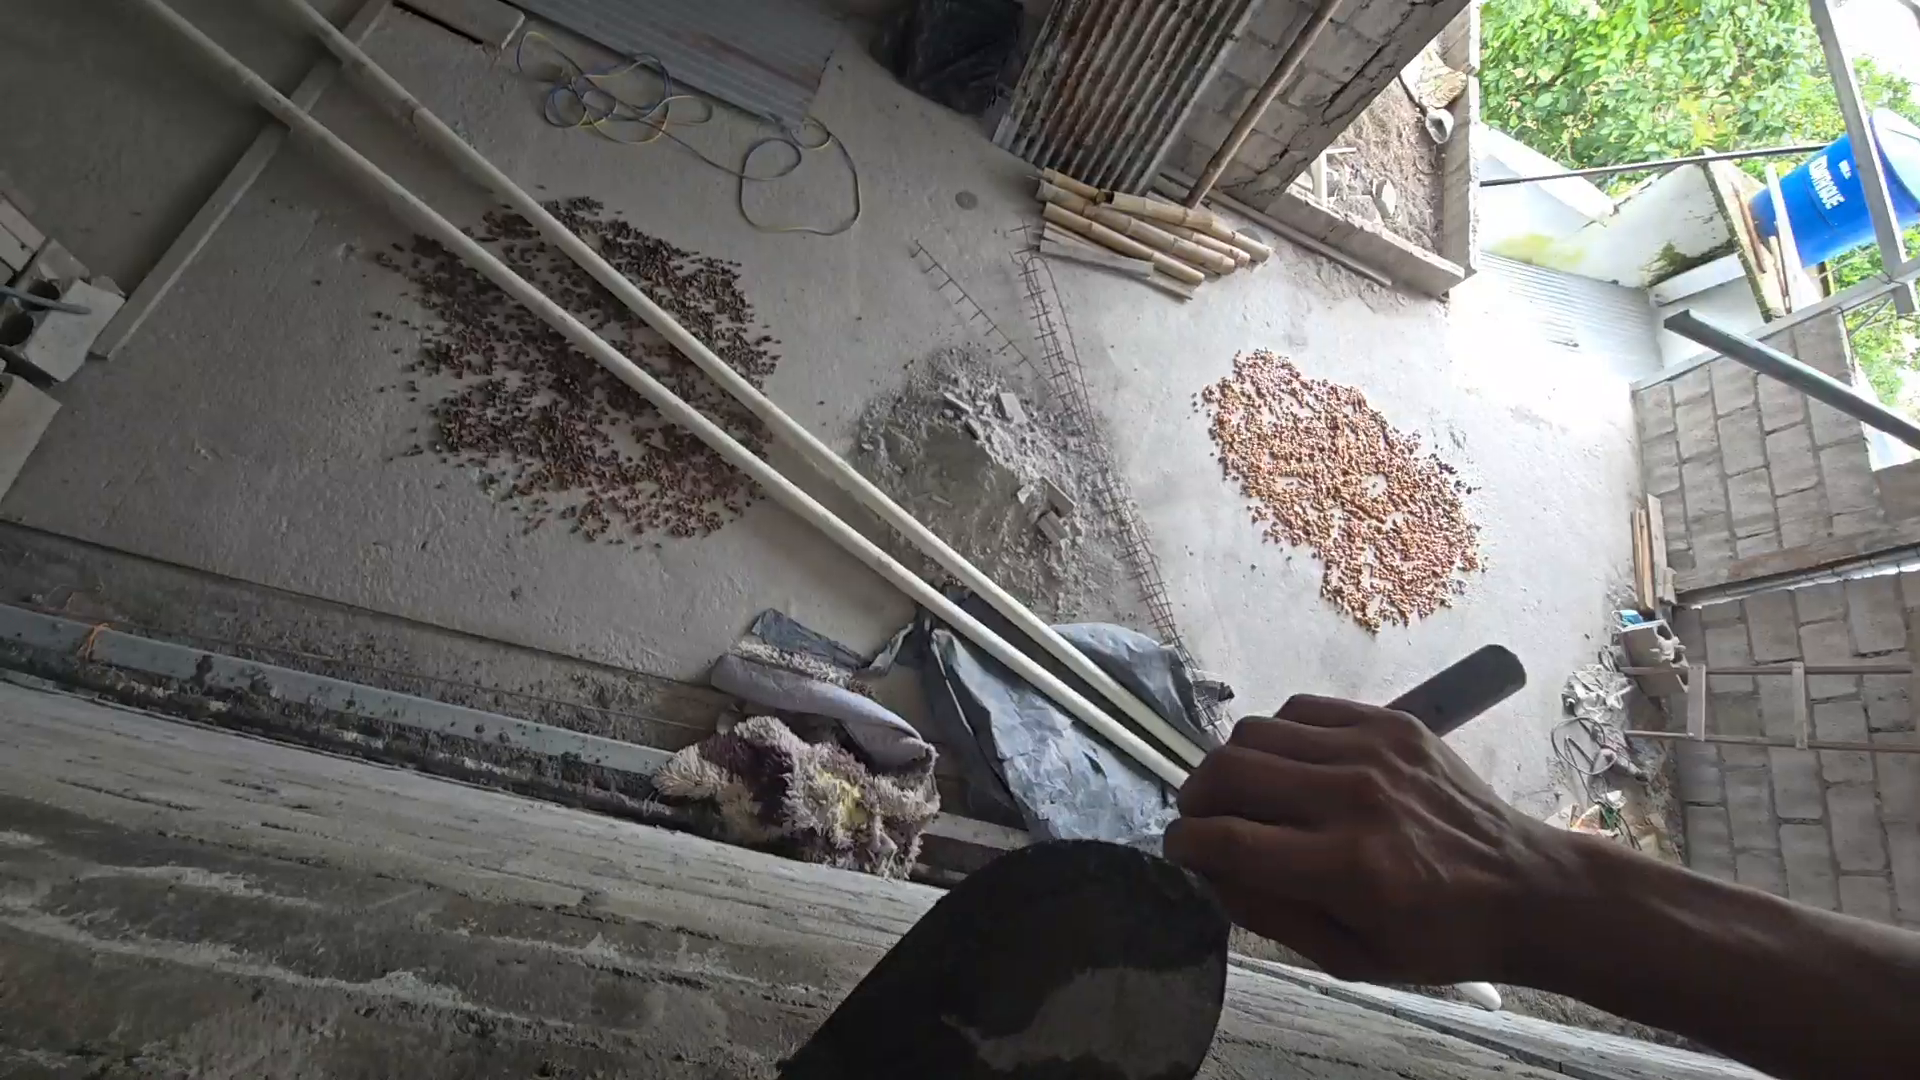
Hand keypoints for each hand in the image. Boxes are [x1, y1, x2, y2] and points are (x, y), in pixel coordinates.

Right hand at [1165, 695, 1576, 984]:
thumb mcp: (1349, 956)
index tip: (1178, 847)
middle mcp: (1354, 799)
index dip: (1185, 842)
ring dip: (1232, 763)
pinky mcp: (1389, 720)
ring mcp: (1371, 750)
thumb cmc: (1436, 936)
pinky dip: (1276, 735)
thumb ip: (1265, 912)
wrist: (1530, 888)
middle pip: (1229, 772)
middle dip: (1196, 796)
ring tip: (1246, 788)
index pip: (1228, 840)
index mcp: (1348, 868)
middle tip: (1202, 814)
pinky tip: (1291, 763)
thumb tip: (1205, 866)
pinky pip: (1297, 708)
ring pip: (1254, 732)